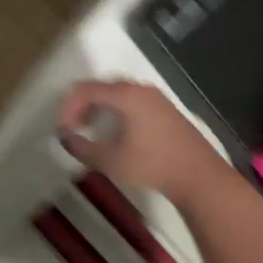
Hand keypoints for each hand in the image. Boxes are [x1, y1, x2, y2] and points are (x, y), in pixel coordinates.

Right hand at [57, 80, 234, 201]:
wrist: (198, 176)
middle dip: (81, 105)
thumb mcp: (110, 159)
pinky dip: (115, 110)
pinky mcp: (165, 109)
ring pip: (117, 93)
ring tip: (90, 129)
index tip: (63, 131)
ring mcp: (155, 98)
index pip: (85, 90)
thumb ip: (82, 147)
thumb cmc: (151, 164)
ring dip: (98, 108)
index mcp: (126, 95)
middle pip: (101, 87)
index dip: (67, 108)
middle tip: (73, 128)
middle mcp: (140, 89)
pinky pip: (131, 101)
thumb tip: (65, 138)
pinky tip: (115, 132)